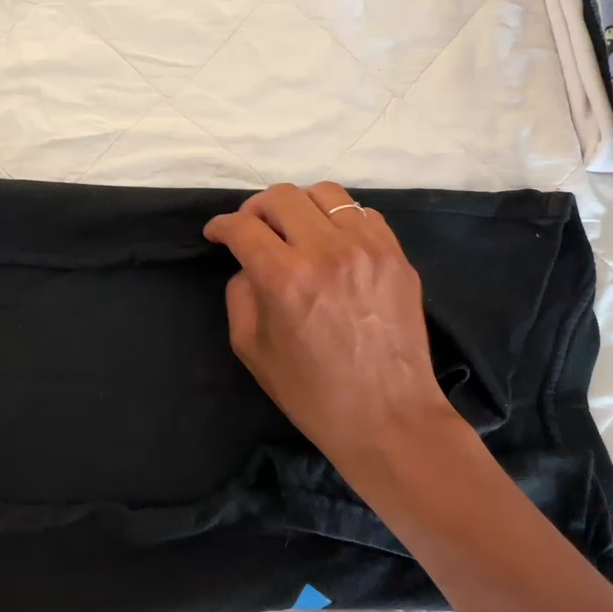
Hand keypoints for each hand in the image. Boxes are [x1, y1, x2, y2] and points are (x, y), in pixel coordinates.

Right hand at [203, 182, 461, 476]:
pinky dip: (338, 219)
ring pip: (325, 194)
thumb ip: (241, 295)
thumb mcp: (251, 348)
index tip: (216, 234)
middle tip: (250, 231)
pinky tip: (331, 244)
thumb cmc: (311, 392)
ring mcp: (368, 249)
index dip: (221, 226)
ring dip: (298, 206)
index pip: (243, 226)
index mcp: (285, 279)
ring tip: (293, 229)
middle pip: (281, 197)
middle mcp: (327, 252)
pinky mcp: (396, 256)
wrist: (388, 417)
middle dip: (254, 209)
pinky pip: (362, 213)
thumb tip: (249, 265)